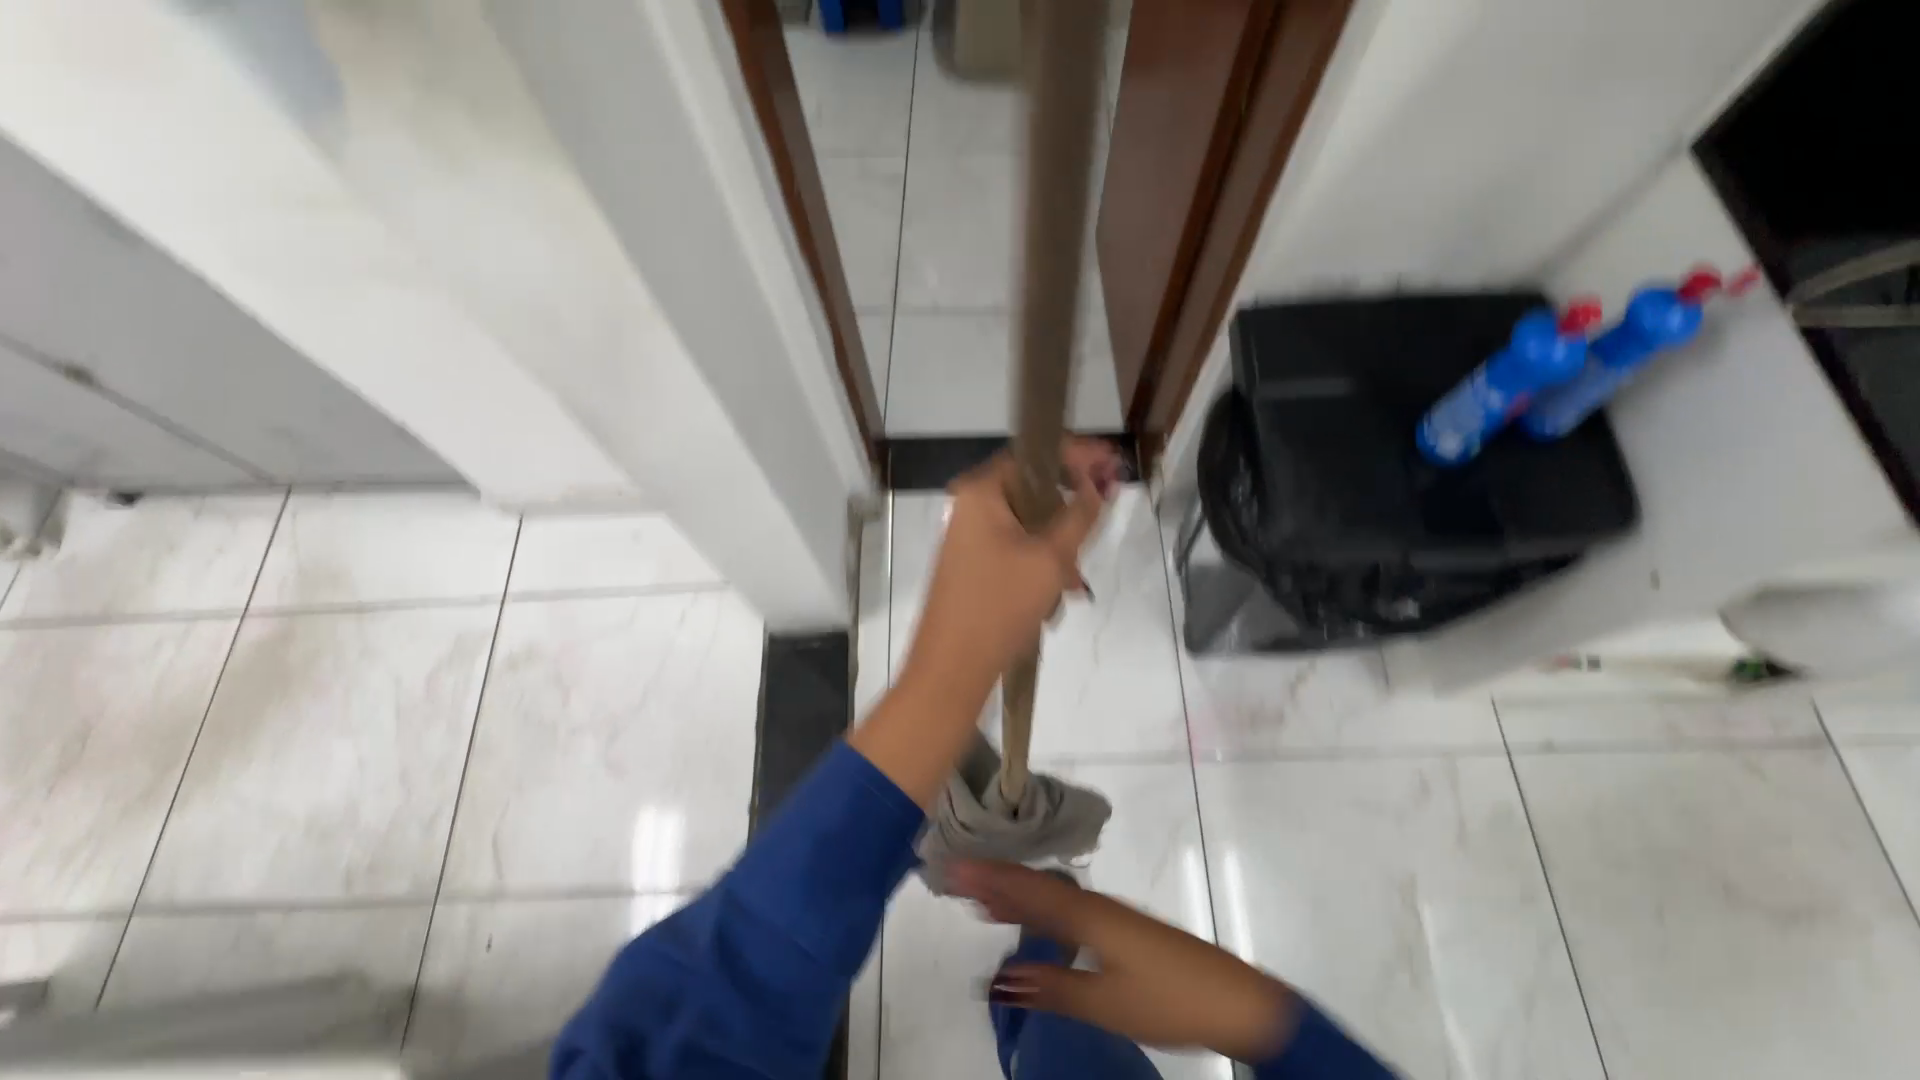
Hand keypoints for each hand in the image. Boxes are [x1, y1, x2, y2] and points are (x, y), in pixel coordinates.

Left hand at [898, 440, 1119, 700]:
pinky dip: (1041, 560)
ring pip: (1029, 522)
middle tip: (1108, 507)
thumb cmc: (1000, 605)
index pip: (1037, 454)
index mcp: (981, 491)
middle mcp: (971, 505)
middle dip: (1072, 502)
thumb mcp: (1051, 558)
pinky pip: (1017, 547)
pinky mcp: (973, 563)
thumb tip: (1098, 485)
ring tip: (1078, 576)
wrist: (952, 666)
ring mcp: (969, 536)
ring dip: (1059, 541)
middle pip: (1034, 486)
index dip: (1080, 455)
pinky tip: (1059, 591)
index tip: (1114, 465)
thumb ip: (1081, 515)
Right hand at [949, 859, 1298, 1062]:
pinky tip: (1036, 925)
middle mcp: (1097, 906)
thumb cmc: (1168, 1000)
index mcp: (1089, 917)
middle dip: (998, 882)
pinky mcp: (1124, 930)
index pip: (1028, 890)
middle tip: (958, 878)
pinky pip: (1070, 910)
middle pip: (1039, 887)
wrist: (1235, 1001)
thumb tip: (998, 980)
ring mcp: (1112, 917)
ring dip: (1019, 895)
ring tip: (983, 899)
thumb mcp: (1105, 1003)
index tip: (954, 867)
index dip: (991, 878)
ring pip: (1054, 898)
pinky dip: (1044, 911)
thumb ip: (1051, 988)